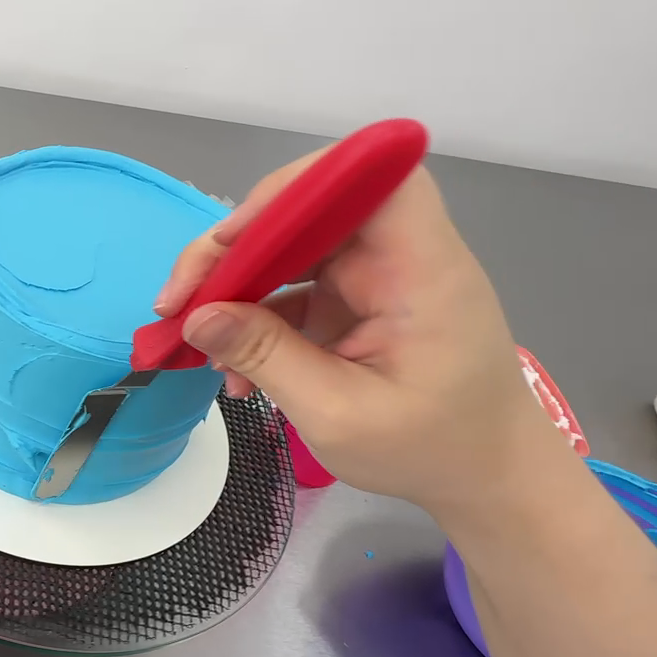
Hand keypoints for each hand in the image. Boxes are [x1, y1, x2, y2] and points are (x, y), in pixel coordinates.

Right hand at [151, 151, 566, 518]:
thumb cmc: (427, 449)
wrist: (480, 475)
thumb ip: (266, 358)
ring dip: (233, 291)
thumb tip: (196, 318)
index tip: (232, 237)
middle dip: (234, 252)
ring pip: (289, 254)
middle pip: (307, 216)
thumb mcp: (336, 412)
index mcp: (419, 271)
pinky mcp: (353, 305)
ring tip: (194, 343)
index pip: (369, 181)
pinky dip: (251, 323)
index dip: (296, 188)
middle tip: (177, 303)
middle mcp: (396, 260)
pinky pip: (290, 293)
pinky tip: (231, 369)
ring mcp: (372, 282)